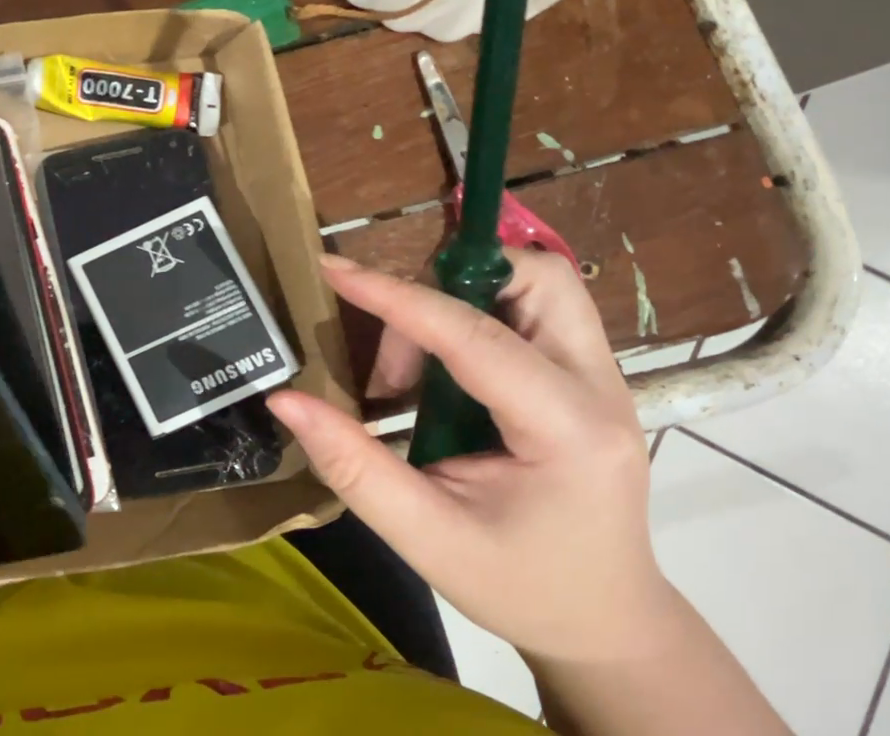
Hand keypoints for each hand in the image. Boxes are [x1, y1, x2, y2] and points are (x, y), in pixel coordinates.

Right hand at [267, 249, 674, 664]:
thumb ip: (352, 465)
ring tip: (413, 366)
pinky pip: (528, 312)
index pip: (474, 336)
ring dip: (464, 296)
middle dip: (453, 279)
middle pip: (536, 278)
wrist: (604, 620)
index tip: (332, 269)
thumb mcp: (425, 536)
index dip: (396, 296)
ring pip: (538, 285)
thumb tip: (284, 399)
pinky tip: (437, 374)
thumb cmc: (519, 585)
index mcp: (568, 430)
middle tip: (392, 335)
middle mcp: (598, 388)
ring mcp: (600, 378)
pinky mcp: (582, 379)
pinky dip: (473, 318)